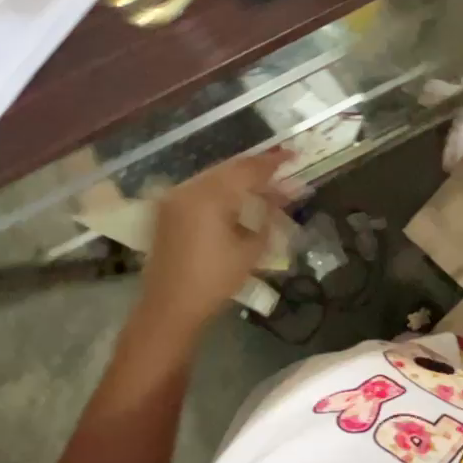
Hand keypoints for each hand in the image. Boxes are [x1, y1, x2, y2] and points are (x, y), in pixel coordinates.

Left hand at [139, 151, 295, 332]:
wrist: (168, 308)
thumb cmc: (214, 282)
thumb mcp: (250, 249)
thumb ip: (269, 215)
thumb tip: (285, 194)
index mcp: (210, 195)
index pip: (248, 169)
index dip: (273, 161)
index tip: (294, 155)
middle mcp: (189, 188)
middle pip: (230, 168)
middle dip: (257, 169)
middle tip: (282, 171)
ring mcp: (175, 197)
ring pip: (214, 176)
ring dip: (239, 178)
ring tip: (263, 185)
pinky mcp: (168, 209)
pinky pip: (200, 188)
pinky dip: (221, 188)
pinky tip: (237, 198)